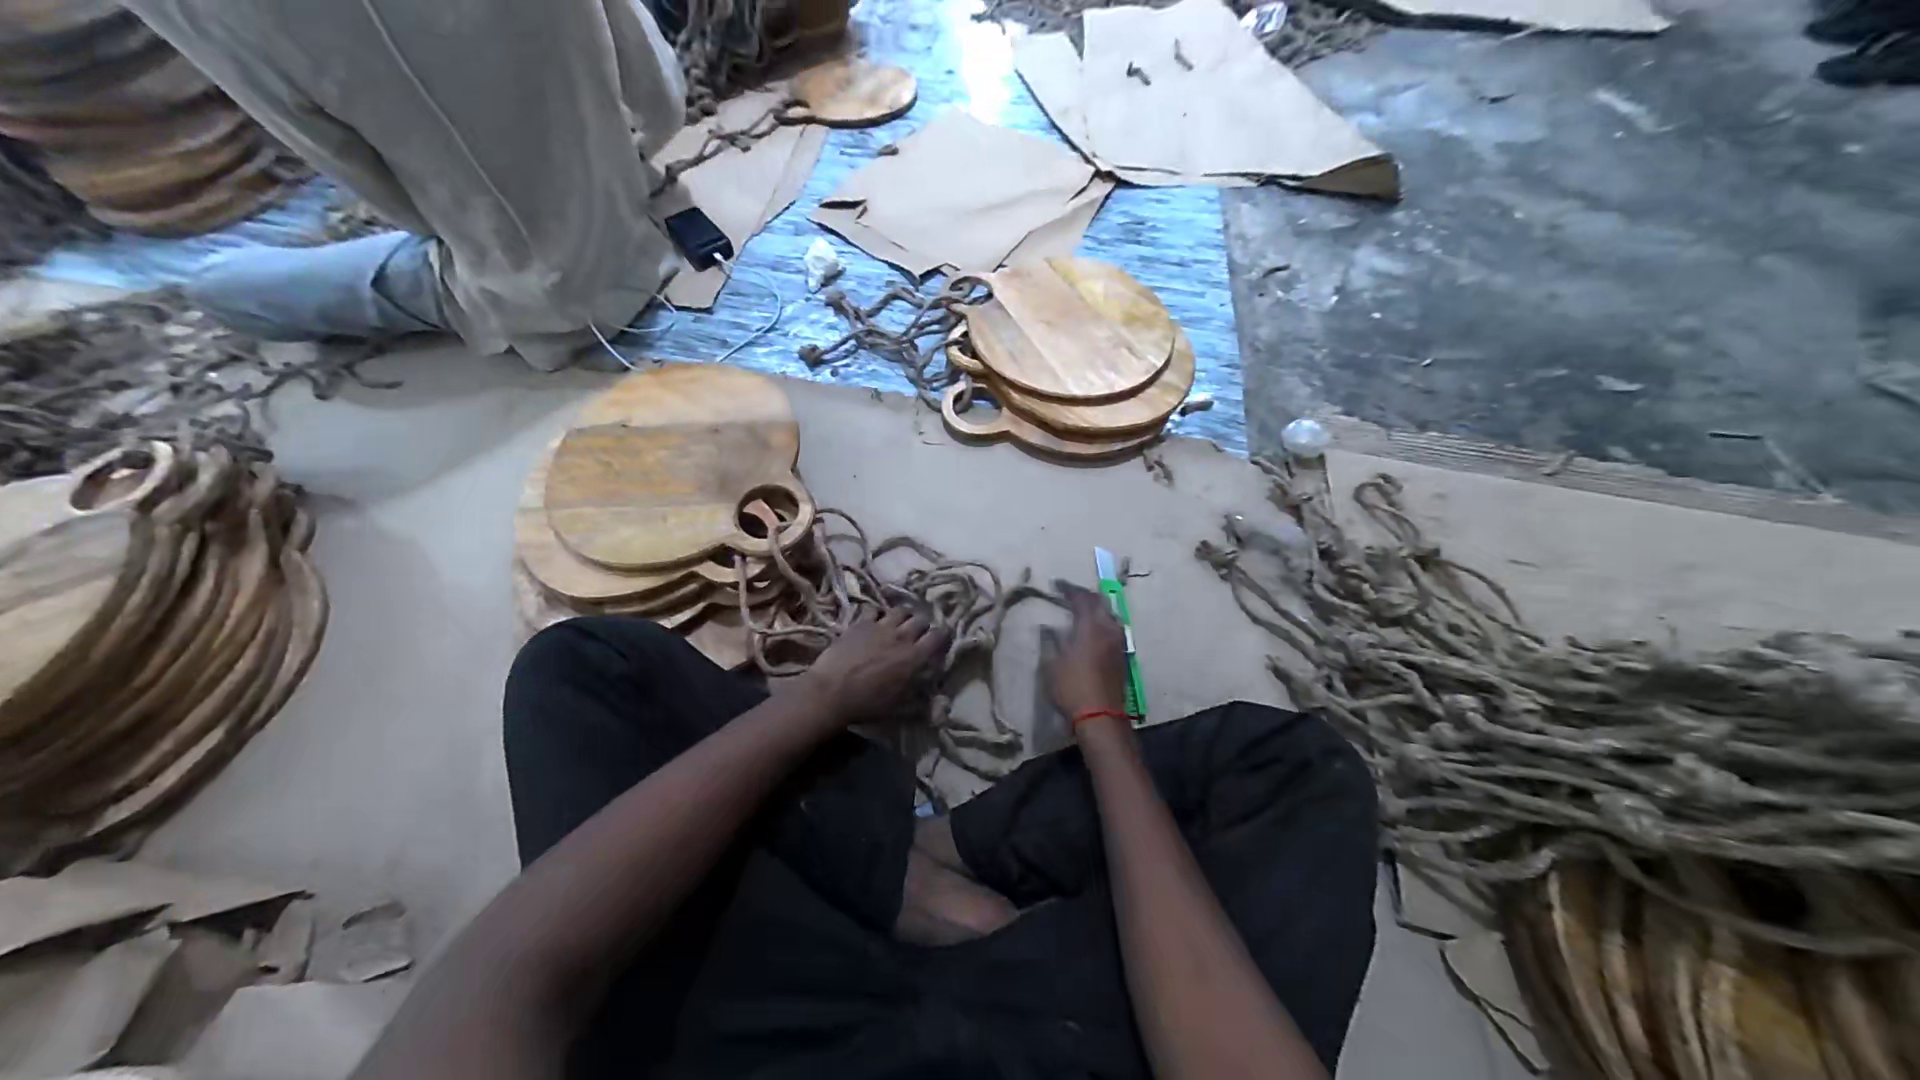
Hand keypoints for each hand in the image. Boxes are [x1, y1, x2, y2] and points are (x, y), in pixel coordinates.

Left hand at [795, 607, 948, 721]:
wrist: (831, 691)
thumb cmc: (867, 704)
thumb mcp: (899, 707)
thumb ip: (920, 697)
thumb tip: (936, 695)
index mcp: (914, 657)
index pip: (938, 636)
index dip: (943, 635)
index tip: (941, 640)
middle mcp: (901, 636)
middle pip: (921, 619)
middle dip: (923, 624)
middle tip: (919, 633)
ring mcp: (880, 626)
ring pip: (900, 610)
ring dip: (904, 616)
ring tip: (900, 623)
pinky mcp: (860, 623)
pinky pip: (874, 609)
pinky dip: (878, 614)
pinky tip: (874, 621)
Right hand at [1048, 589, 1129, 731]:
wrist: (1100, 716)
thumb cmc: (1071, 687)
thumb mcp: (1052, 663)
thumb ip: (1050, 641)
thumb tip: (1047, 628)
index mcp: (1091, 626)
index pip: (1082, 598)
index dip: (1070, 589)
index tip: (1057, 585)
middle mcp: (1109, 629)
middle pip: (1101, 603)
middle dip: (1086, 596)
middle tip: (1071, 595)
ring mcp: (1118, 643)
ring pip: (1110, 616)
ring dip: (1096, 609)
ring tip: (1081, 611)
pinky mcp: (1122, 656)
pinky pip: (1112, 629)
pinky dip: (1101, 623)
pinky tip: (1091, 631)